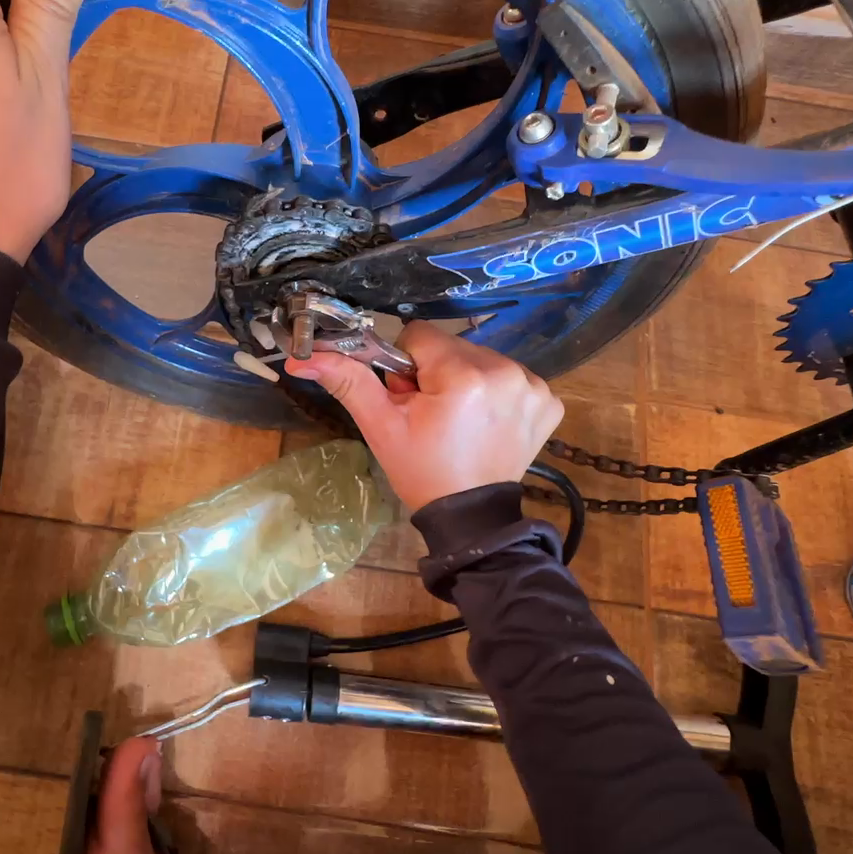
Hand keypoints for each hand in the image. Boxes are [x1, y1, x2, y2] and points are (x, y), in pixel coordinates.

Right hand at [286, 322, 563, 513]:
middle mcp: (505, 371)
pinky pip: (512, 376)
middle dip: (435, 372)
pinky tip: (487, 422)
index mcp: (462, 376)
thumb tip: (303, 357)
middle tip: (430, 413)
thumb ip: (348, 382)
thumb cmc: (421, 471)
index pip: (419, 335)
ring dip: (466, 380)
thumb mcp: (381, 427)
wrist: (471, 518)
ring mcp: (533, 386)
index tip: (409, 397)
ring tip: (459, 420)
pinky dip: (496, 393)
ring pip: (480, 358)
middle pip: (452, 346)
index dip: (406, 365)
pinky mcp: (549, 400)